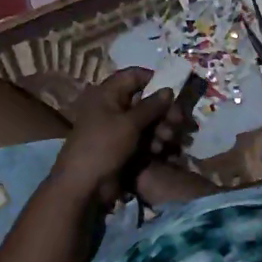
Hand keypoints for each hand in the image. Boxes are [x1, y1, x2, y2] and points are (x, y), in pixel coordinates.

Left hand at [50, 69, 179, 204]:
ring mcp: (118, 128)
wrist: (84, 185)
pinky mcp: (123, 146)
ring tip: (166, 140)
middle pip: (144, 100)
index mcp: (107, 94)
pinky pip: (143, 137)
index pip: (133, 76)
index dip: (154, 79)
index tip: (174, 89)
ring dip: (160, 128)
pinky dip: (153, 141)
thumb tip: (168, 89)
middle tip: (177, 122)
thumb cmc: (103, 146)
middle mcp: (113, 107)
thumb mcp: (129, 123)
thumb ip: (151, 106)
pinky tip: (160, 151)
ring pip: (147, 121)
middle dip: (163, 110)